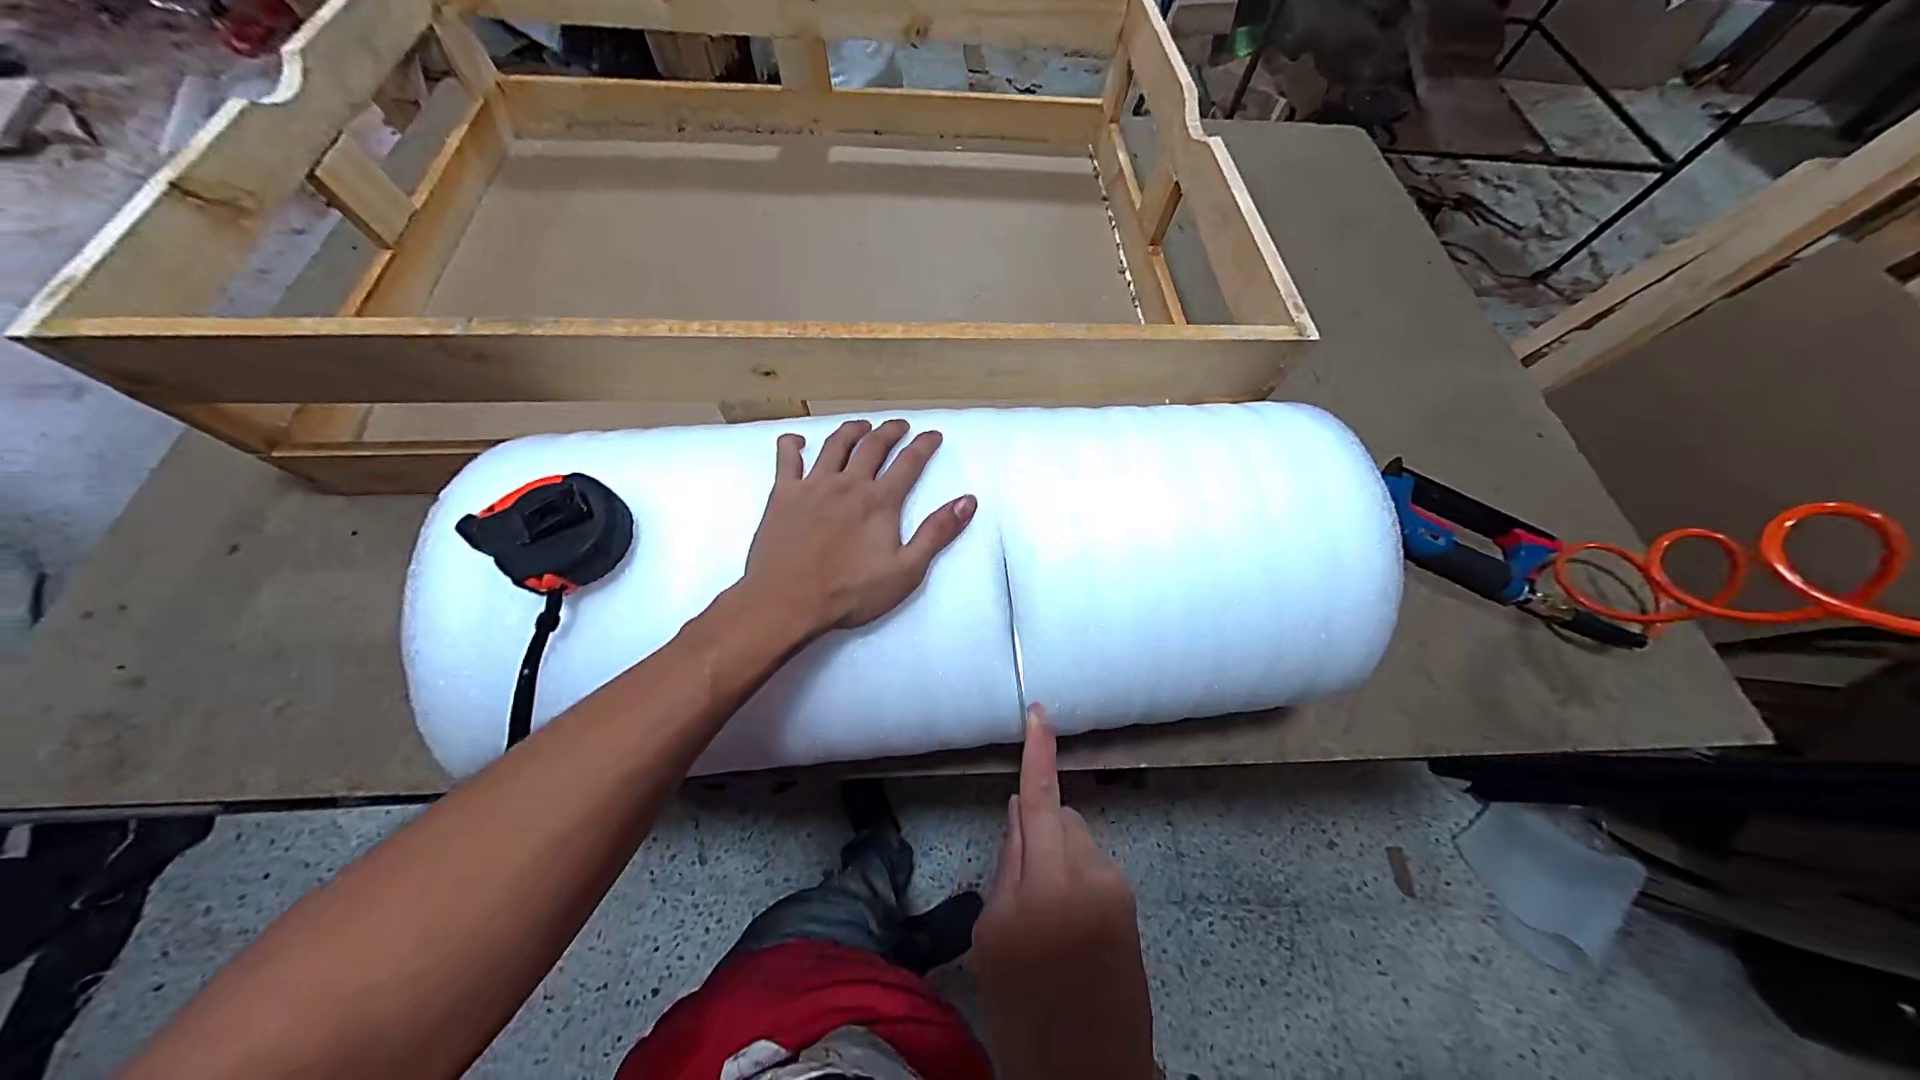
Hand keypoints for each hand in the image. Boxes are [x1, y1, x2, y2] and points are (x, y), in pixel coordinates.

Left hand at [742, 418, 975, 635]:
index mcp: (879, 501)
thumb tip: (967, 501)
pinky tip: (796, 440)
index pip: (909, 462)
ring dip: (851, 431)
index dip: (924, 445)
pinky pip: (787, 458)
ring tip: (861, 426)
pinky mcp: (783, 494)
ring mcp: (813, 485)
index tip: (933, 434)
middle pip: (873, 446)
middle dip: (890, 431)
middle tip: (900, 425)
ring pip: (834, 445)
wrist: (787, 600)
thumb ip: (937, 533)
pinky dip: (792, 444)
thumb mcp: (906, 570)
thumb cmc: (850, 592)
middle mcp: (848, 484)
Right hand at [973, 706, 1157, 1079]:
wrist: (1089, 1075)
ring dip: (1055, 856)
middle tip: (1016, 882)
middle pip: (1061, 817)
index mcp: (1048, 884)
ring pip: (1077, 841)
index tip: (1038, 712)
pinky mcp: (1129, 907)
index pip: (1043, 799)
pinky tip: (1064, 927)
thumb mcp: (993, 938)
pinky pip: (1092, 867)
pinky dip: (1072, 877)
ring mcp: (1117, 891)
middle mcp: (1092, 875)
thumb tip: (1021, 809)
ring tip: (1041, 915)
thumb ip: (1008, 864)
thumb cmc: (1024, 1012)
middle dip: (1039, 829)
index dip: (1039, 751)